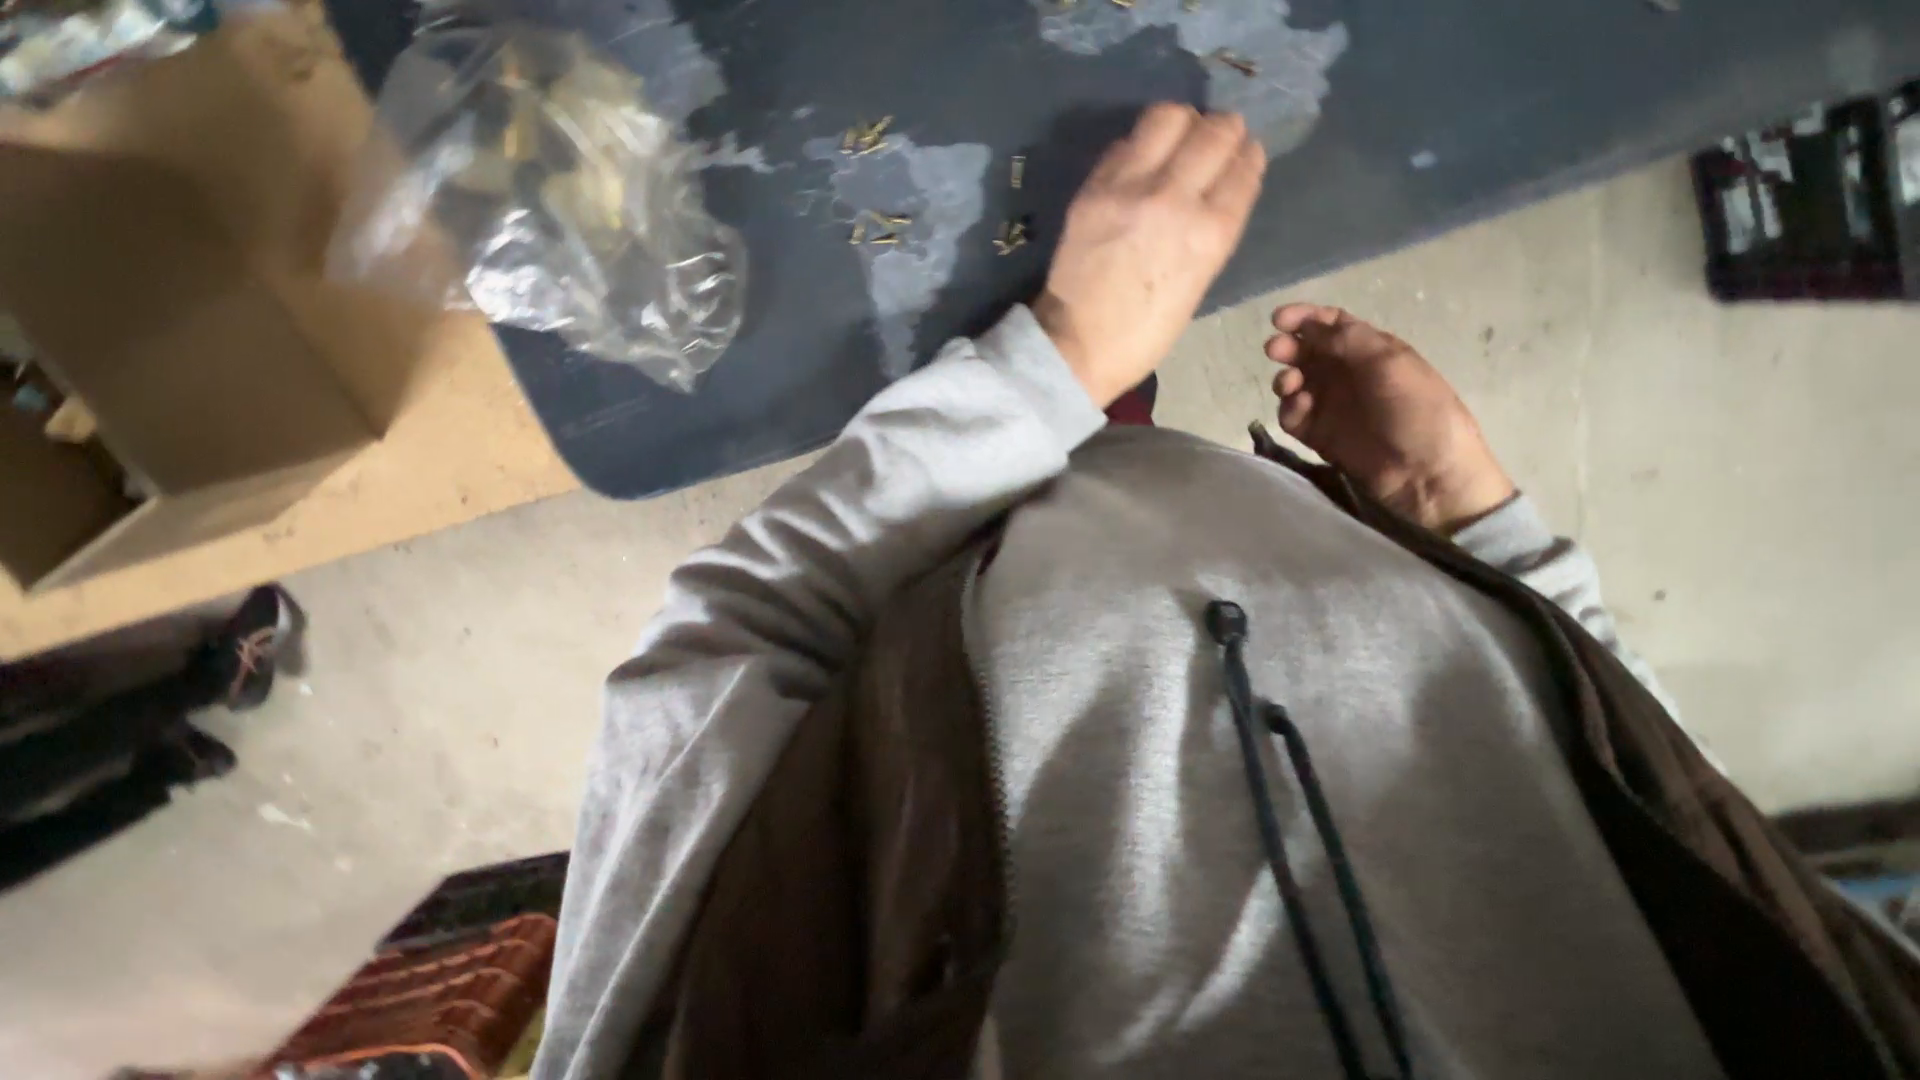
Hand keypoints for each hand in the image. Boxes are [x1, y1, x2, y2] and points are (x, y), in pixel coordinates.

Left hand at [1034, 104, 1265, 406]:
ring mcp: (1130, 189)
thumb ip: (1213, 228)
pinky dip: (1140, 144)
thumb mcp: (1199, 282)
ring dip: (1182, 123)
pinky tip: (1141, 163)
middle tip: (1214, 141)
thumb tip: (1217, 186)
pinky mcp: (1093, 189)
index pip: (1244, 165)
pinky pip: (1126, 143)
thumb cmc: (1145, 332)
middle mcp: (1175, 200)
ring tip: (1178, 141)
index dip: (1247, 155)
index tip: (1242, 155)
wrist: (1078, 346)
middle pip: (1215, 131)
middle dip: (1223, 131)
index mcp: (1211, 234)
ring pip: (1169, 117)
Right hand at [1266, 304, 1515, 533]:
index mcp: (1371, 351)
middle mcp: (1349, 375)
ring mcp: (1333, 406)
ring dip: (1286, 378)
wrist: (1427, 473)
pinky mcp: (1320, 436)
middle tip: (1275, 351)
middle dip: (1288, 347)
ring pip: (1296, 383)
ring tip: (1289, 385)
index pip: (1332, 325)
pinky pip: (1293, 416)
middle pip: (1308, 352)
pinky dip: (1289, 409)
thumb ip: (1346, 340)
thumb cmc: (1418, 411)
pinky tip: (1299, 410)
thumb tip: (1307, 327)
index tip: (1278, 319)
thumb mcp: (1390, 363)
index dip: (1305, 318)